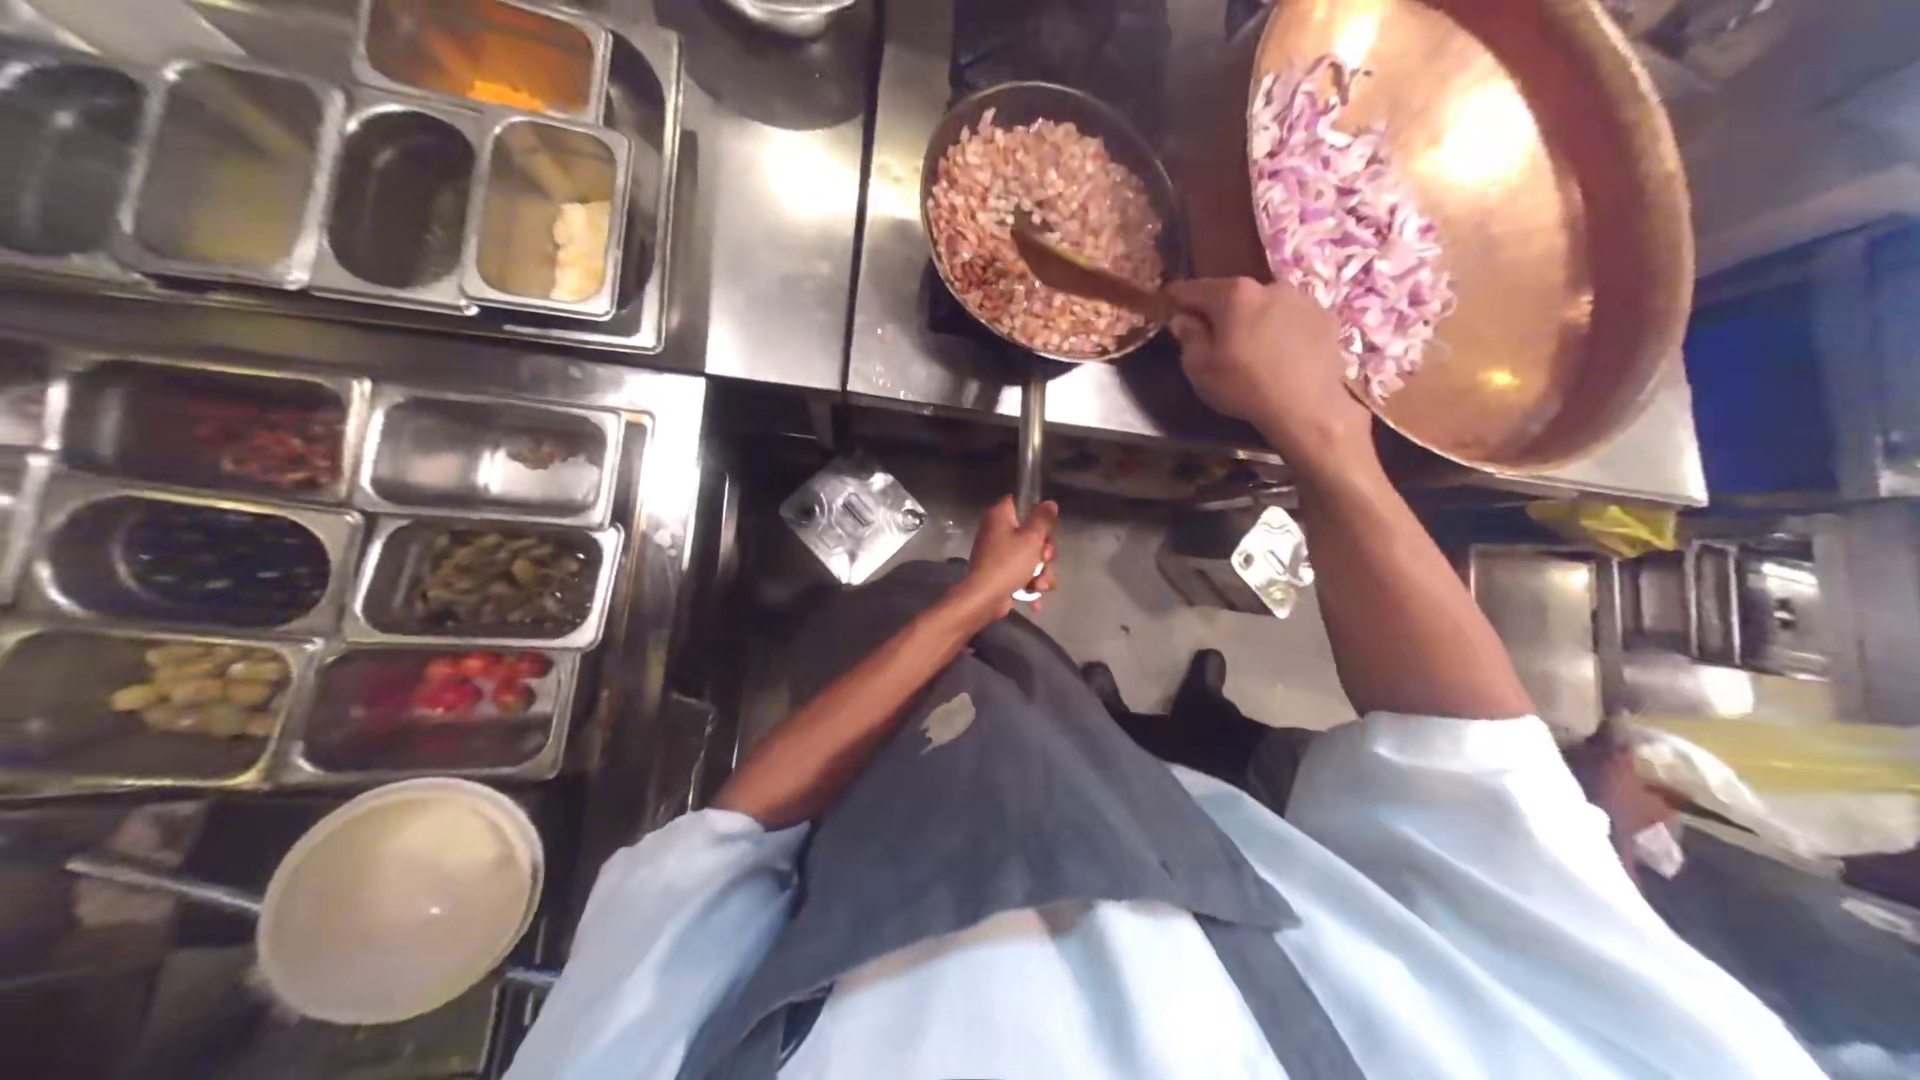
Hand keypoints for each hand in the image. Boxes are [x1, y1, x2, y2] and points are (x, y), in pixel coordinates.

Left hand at [947, 496, 1059, 627]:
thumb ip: (1043, 520)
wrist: (984, 598)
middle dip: (1044, 551)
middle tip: (1044, 559)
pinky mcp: (1002, 573)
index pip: (1019, 502)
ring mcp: (999, 554)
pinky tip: (1034, 595)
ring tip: (1038, 584)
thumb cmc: (1008, 563)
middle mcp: (998, 532)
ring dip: (1041, 572)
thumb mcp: (1031, 538)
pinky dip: (1030, 583)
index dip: (1035, 512)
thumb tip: (1050, 503)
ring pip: (1031, 556)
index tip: (1047, 525)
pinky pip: (1024, 573)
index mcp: (1000, 517)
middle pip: (1031, 533)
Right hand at [1166, 277, 1373, 472]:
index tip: (1170, 302)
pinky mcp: (1325, 317)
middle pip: (1234, 294)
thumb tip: (1184, 318)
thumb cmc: (1244, 386)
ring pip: (1266, 304)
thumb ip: (1188, 337)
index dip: (1179, 297)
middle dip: (1221, 310)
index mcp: (1234, 295)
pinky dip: (1282, 330)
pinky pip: (1292, 319)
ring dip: (1254, 319)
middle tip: (1214, 334)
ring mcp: (1302, 299)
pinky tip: (1281, 353)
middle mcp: (1269, 286)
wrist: (1307, 407)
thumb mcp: (1199, 368)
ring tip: (1252, 345)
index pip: (1196, 288)